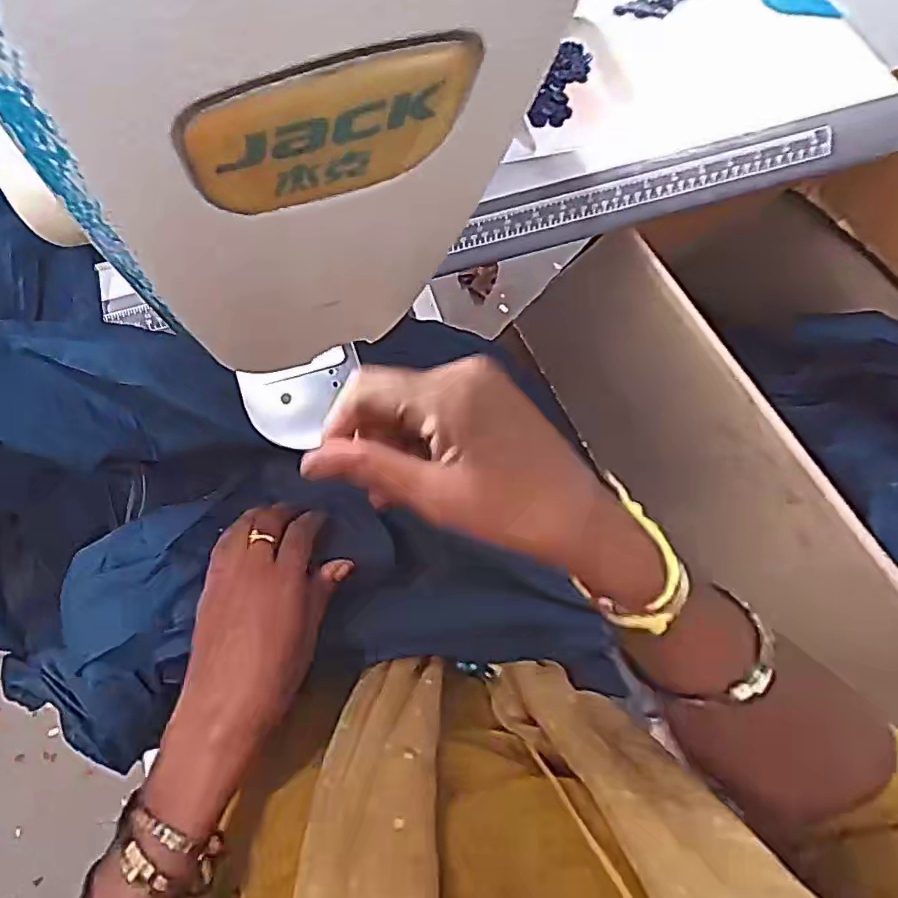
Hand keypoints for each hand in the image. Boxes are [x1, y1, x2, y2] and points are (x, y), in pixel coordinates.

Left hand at [148, 506, 350, 839]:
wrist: (222, 702)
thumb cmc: (276, 675)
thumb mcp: (308, 634)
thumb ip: (320, 591)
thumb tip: (341, 562)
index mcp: (283, 576)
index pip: (300, 532)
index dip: (314, 520)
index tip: (324, 518)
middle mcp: (252, 564)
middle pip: (268, 520)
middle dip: (286, 511)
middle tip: (300, 514)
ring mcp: (226, 570)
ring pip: (242, 525)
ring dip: (259, 515)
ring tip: (273, 519)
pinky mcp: (208, 581)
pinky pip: (223, 541)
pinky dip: (237, 530)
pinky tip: (244, 537)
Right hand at [299, 356, 653, 586]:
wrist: (583, 523)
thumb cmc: (516, 512)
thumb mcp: (431, 493)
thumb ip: (366, 467)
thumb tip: (314, 459)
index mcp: (447, 390)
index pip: (363, 388)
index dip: (337, 426)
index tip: (332, 463)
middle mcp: (462, 374)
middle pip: (384, 393)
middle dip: (365, 436)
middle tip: (364, 481)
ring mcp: (478, 383)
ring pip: (406, 402)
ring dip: (390, 440)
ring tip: (392, 485)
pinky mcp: (487, 397)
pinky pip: (432, 408)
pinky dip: (415, 437)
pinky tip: (417, 472)